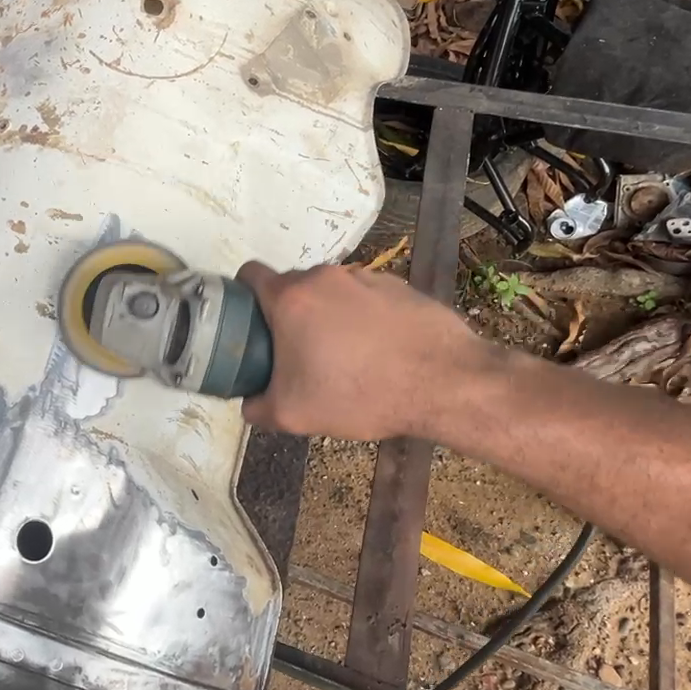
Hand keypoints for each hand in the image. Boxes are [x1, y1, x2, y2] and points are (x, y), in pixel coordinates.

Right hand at [238, 261, 495, 440]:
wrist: (448, 384)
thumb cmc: (360, 394)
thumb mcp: (292, 415)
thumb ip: (256, 408)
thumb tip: (249, 403)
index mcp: (290, 298)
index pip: (249, 274)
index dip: (242, 295)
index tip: (248, 321)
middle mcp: (323, 278)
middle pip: (291, 286)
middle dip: (287, 313)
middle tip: (295, 351)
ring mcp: (365, 278)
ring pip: (330, 292)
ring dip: (326, 315)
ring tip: (342, 354)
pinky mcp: (400, 286)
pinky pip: (365, 297)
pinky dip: (362, 317)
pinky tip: (377, 351)